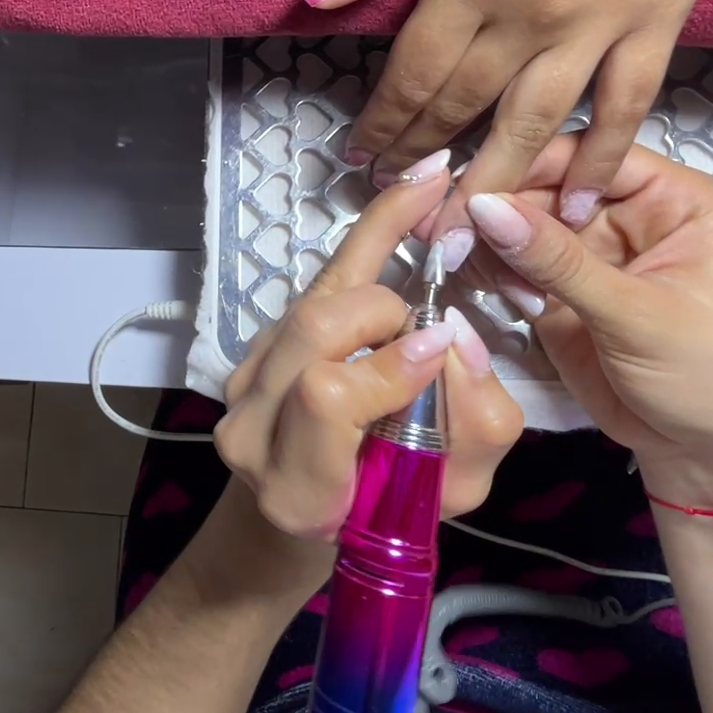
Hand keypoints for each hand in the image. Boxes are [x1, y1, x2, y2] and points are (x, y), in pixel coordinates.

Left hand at [215, 150, 523, 544]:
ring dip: (373, 278)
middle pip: (312, 327)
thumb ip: (474, 426)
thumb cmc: (385, 512)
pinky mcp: (247, 349)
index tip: (442, 344)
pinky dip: (363, 247)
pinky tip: (409, 200)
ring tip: (416, 279)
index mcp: (297, 487)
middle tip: (429, 321)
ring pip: (306, 300)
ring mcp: (238, 384)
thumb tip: (455, 334)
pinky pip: (308, 286)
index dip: (389, 365)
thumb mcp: (451, 494)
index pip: (326, 396)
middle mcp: (249, 430)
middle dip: (383, 310)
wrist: (303, 511)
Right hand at [465, 137, 712, 508]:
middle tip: (440, 225)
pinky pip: (514, 261)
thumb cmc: (709, 378)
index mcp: (673, 199)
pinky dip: (489, 267)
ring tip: (447, 251)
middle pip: (546, 186)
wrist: (709, 459)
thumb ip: (557, 259)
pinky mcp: (560, 286)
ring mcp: (591, 250)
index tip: (470, 187)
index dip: (530, 165)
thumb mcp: (637, 315)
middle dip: (495, 205)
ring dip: (484, 237)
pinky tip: (471, 276)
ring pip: (522, 222)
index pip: (590, 156)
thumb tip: (482, 205)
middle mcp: (629, 212)